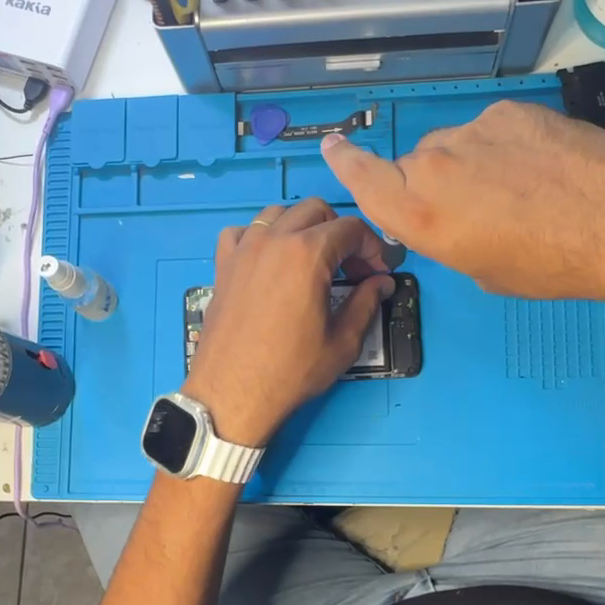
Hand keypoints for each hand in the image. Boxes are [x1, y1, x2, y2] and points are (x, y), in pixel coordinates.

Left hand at [182, 199, 394, 447]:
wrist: (232, 394)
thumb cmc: (290, 372)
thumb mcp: (341, 343)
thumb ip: (365, 304)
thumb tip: (381, 284)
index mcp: (307, 254)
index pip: (351, 229)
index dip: (372, 247)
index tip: (376, 272)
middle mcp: (273, 240)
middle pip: (315, 210)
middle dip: (339, 232)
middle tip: (349, 267)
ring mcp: (243, 250)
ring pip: (277, 213)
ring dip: (301, 227)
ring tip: (311, 260)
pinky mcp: (223, 266)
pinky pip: (241, 232)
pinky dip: (259, 237)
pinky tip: (268, 261)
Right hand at [319, 100, 604, 303]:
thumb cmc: (553, 265)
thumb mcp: (481, 270)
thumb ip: (446, 237)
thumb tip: (451, 216)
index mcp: (419, 215)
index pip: (362, 178)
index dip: (344, 162)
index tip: (333, 146)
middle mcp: (434, 167)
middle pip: (412, 167)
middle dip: (430, 186)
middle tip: (474, 210)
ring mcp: (472, 132)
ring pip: (452, 147)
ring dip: (470, 166)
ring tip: (517, 191)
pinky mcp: (509, 110)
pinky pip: (488, 130)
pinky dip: (503, 147)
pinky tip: (537, 168)